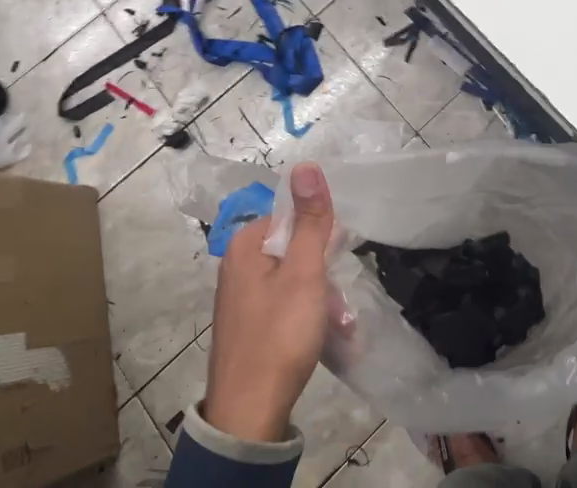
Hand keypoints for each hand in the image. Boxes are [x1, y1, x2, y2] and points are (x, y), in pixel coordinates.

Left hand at [201, 163, 336, 441]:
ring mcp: (242, 297)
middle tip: (339, 300)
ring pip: (295, 279)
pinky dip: (308, 316)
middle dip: (324, 270)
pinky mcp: (250, 325)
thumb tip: (307, 165)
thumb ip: (310, 220)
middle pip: (294, 247)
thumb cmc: (279, 333)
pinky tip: (325, 336)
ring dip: (322, 298)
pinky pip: (287, 305)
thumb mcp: (304, 272)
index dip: (319, 232)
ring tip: (339, 325)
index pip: (291, 215)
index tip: (339, 255)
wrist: (250, 411)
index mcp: (246, 245)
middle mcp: (238, 265)